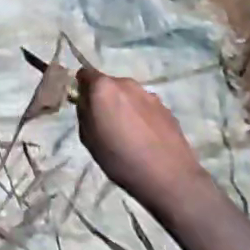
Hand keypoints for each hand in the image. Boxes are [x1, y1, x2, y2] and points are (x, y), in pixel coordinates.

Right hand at [75, 68, 207, 207]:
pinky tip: (145, 137)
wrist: (168, 175)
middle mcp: (126, 84)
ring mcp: (149, 94)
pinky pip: (145, 106)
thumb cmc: (119, 157)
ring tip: (128, 133)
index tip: (84, 105)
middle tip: (105, 123)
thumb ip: (84, 112)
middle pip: (108, 84)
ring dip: (124, 107)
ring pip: (128, 95)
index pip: (85, 73)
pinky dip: (141, 115)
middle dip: (104, 98)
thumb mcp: (88, 138)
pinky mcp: (166, 108)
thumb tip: (86, 101)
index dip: (81, 87)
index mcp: (103, 88)